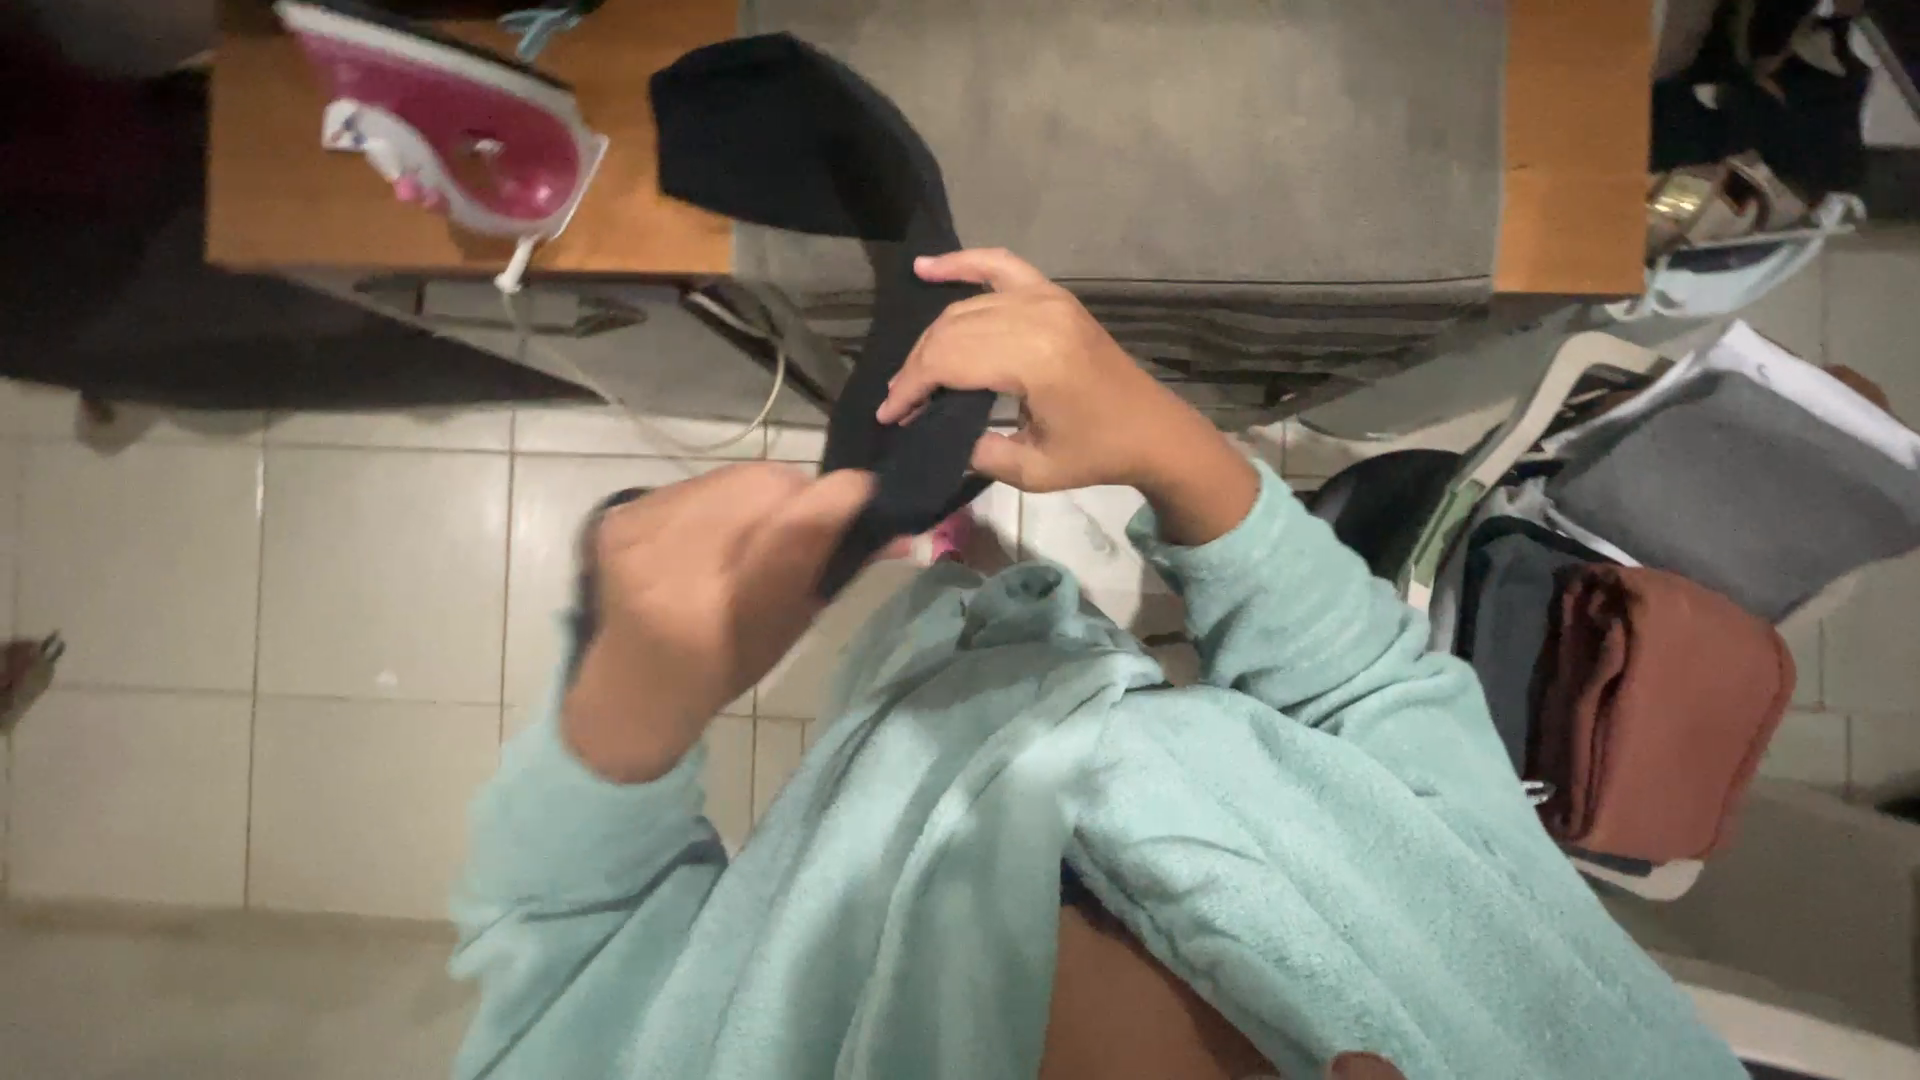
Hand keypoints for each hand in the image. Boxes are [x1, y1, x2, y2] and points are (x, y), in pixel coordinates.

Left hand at [562, 464, 872, 782]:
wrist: (635, 681)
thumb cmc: (728, 665)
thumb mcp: (791, 627)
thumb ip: (839, 570)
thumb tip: (903, 530)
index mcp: (728, 612)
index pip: (796, 527)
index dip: (840, 497)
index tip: (866, 490)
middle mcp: (678, 567)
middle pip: (768, 484)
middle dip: (799, 493)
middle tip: (803, 519)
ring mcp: (641, 535)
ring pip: (735, 475)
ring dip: (761, 492)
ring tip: (753, 527)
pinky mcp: (622, 515)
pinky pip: (698, 481)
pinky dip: (721, 496)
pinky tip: (712, 530)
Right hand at [876, 248, 1256, 544]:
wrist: (1152, 429)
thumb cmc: (1097, 454)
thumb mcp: (1034, 470)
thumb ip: (979, 453)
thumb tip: (934, 438)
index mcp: (1035, 361)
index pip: (948, 362)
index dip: (910, 388)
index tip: (889, 417)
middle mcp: (1037, 317)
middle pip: (951, 331)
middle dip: (916, 368)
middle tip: (899, 404)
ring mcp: (1047, 298)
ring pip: (966, 307)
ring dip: (931, 337)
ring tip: (911, 373)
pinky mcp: (1054, 295)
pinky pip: (1000, 266)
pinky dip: (963, 263)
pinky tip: (927, 267)